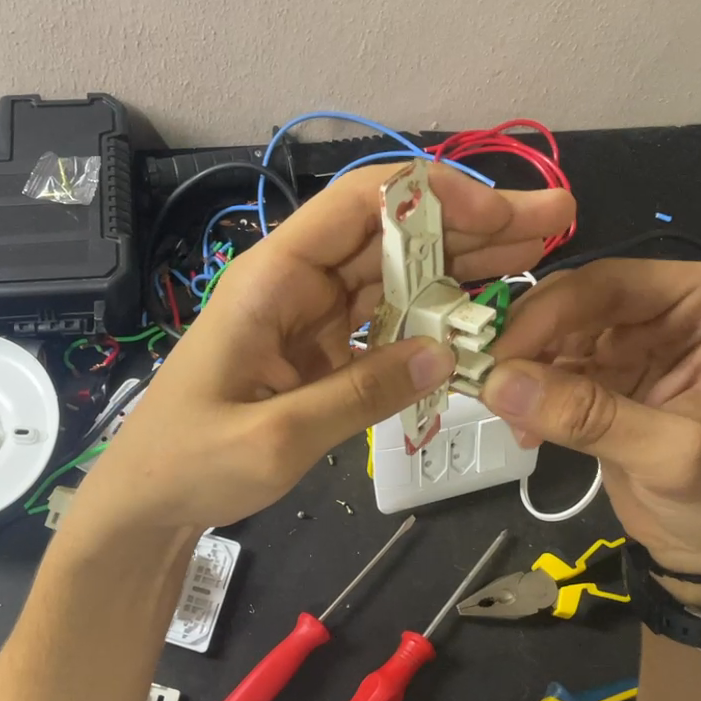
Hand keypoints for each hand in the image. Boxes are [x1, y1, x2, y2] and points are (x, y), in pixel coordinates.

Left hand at [71, 164, 576, 533]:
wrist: (148, 503)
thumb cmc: (192, 464)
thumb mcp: (277, 437)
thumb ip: (361, 393)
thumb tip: (446, 354)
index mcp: (270, 280)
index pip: (359, 205)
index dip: (435, 197)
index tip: (500, 214)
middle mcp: (292, 286)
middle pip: (388, 236)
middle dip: (468, 225)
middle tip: (552, 223)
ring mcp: (304, 321)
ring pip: (390, 279)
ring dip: (458, 269)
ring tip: (533, 260)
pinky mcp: (313, 357)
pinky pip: (378, 328)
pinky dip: (424, 325)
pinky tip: (473, 322)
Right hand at [482, 259, 700, 578]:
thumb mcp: (669, 454)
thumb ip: (587, 415)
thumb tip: (497, 383)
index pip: (607, 285)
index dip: (543, 316)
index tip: (492, 359)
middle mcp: (669, 309)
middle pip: (572, 304)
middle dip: (524, 343)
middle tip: (480, 384)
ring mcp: (634, 345)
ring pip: (553, 337)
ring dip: (521, 372)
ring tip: (504, 415)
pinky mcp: (607, 381)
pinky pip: (551, 373)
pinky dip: (528, 398)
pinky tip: (524, 432)